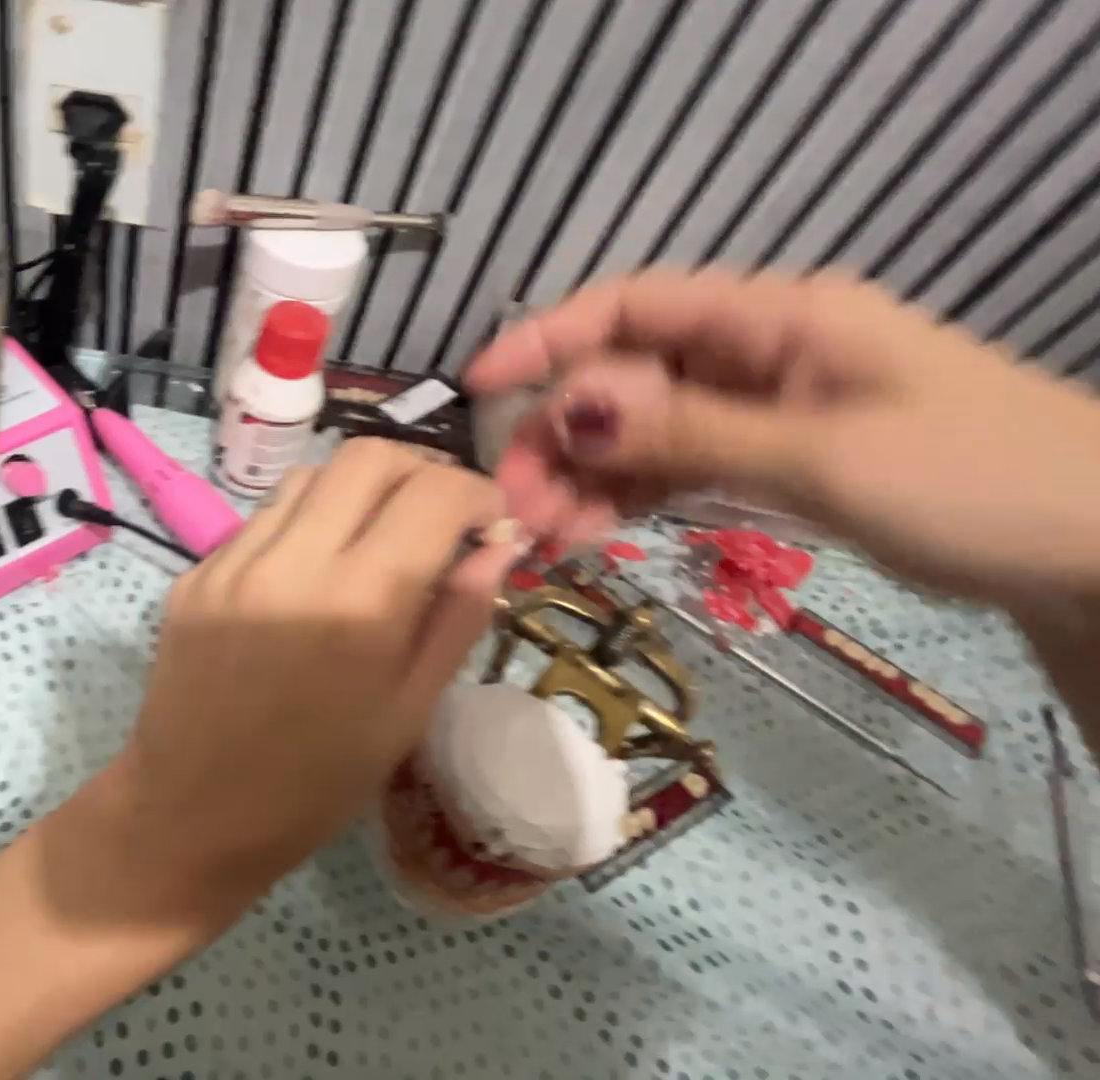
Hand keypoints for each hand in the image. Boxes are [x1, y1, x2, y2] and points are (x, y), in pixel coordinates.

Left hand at [94, 438, 525, 913]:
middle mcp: (290, 563)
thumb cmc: (315, 783)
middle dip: (419, 471)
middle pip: (366, 456)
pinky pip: (261, 518)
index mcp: (358, 604)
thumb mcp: (407, 711)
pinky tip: (311, 569)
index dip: (477, 492)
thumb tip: (497, 542)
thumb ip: (456, 616)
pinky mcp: (194, 572)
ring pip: (308, 475)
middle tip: (436, 517)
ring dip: (356, 489)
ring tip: (373, 539)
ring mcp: (230, 562)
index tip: (488, 521)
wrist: (191, 811)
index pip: (432, 492)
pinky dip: (303, 521)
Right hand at [465, 268, 1099, 613]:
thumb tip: (569, 411)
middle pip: (618, 378)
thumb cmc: (979, 481)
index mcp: (776, 318)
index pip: (632, 307)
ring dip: (580, 478)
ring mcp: (751, 407)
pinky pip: (663, 467)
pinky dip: (619, 498)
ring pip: (632, 430)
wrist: (1098, 553)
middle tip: (515, 502)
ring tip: (544, 534)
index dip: (546, 339)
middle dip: (557, 437)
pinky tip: (585, 533)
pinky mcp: (756, 456)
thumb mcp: (824, 453)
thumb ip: (687, 430)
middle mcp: (750, 353)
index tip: (479, 388)